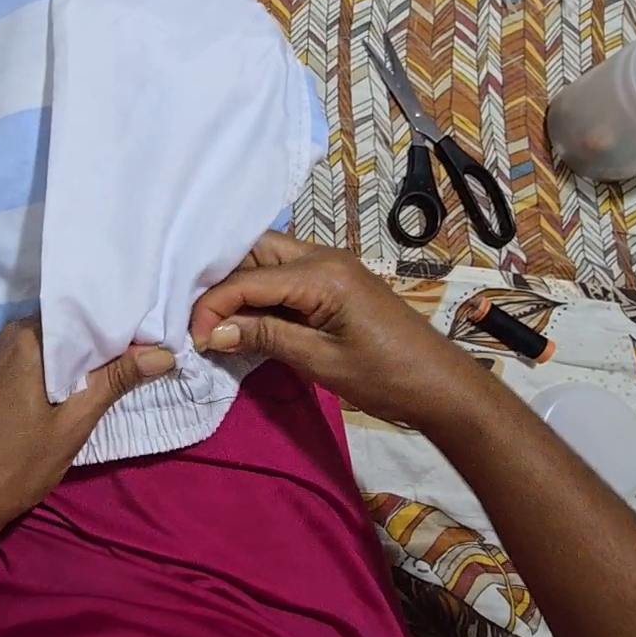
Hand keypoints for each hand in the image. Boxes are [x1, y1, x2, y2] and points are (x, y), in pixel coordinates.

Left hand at [0, 319, 173, 579]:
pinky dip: (69, 370)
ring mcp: (3, 357)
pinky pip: (44, 361)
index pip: (87, 312)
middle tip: (157, 346)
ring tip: (136, 361)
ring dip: (91, 358)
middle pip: (74, 327)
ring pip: (60, 346)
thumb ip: (116, 382)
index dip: (124, 320)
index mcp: (29, 336)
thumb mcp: (72, 424)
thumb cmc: (13, 466)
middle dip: (111, 340)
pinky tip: (94, 382)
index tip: (160, 327)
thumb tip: (164, 353)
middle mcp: (14, 336)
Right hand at [189, 232, 467, 427]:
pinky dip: (260, 290)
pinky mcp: (334, 280)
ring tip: (214, 316)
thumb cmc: (385, 376)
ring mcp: (330, 265)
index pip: (248, 279)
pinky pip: (285, 274)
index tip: (195, 339)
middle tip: (198, 317)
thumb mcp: (320, 360)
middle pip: (254, 252)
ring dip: (239, 283)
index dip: (213, 306)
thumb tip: (213, 333)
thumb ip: (265, 337)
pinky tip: (245, 314)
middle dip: (220, 281)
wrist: (440, 385)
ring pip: (267, 259)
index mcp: (321, 273)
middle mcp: (322, 256)